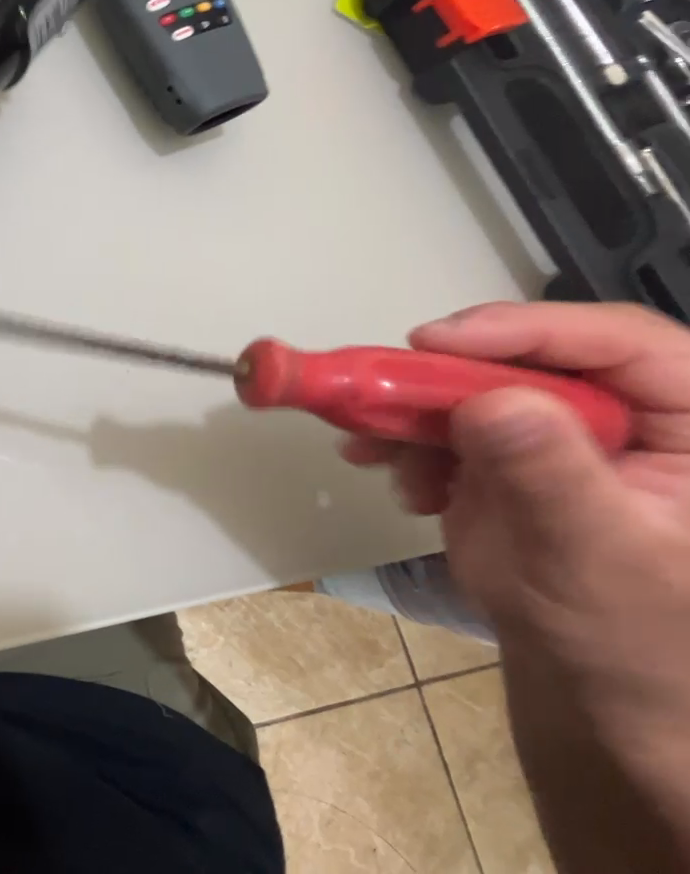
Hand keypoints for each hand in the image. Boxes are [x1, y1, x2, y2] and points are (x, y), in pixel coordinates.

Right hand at [342, 302, 689, 863]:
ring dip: (407, 411)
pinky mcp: (503, 447)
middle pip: (529, 357)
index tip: (435, 341)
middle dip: (444, 375)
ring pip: (470, 384)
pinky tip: (396, 476)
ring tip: (372, 448)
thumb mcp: (596, 556)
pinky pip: (439, 419)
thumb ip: (552, 478)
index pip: (624, 345)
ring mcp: (560, 428)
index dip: (530, 330)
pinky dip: (401, 441)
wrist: (588, 673)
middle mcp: (631, 411)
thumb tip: (495, 403)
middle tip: (378, 387)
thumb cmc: (625, 629)